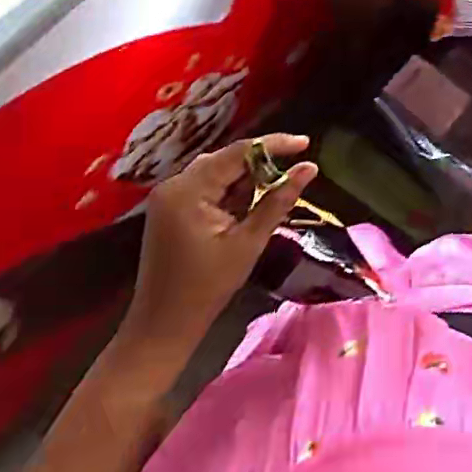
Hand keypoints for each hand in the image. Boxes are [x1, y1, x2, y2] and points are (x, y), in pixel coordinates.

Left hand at [128, 134, 317, 346]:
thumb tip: (309, 168)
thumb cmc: (207, 288)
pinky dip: (229, 191)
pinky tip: (247, 204)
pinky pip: (206, 186)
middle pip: (226, 159)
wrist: (162, 327)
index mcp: (189, 189)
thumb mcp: (248, 243)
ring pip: (217, 172)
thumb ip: (278, 201)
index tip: (305, 143)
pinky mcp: (169, 207)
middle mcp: (174, 184)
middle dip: (260, 163)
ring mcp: (168, 195)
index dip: (274, 144)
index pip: (238, 152)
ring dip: (245, 178)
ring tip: (274, 189)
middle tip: (293, 171)